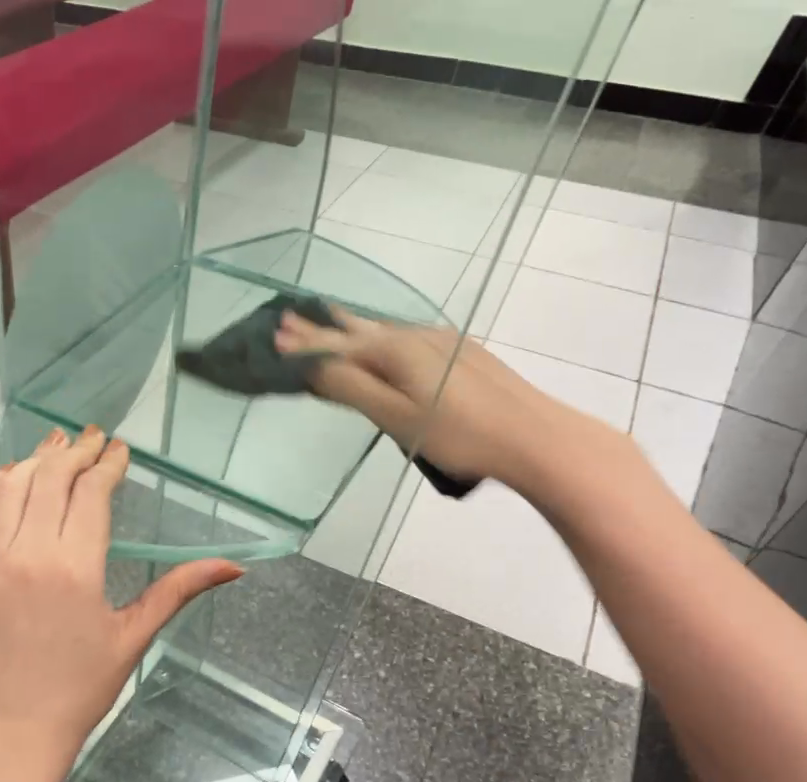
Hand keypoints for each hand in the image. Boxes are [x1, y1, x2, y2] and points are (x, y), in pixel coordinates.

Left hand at [0, 427, 243, 781]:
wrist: (19, 726)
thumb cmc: (83, 686)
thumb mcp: (134, 636)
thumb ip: (178, 590)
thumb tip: (234, 566)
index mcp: (76, 567)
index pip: (92, 492)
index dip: (109, 464)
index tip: (120, 451)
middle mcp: (30, 553)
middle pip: (52, 478)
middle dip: (76, 451)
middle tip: (94, 439)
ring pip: (11, 485)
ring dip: (35, 460)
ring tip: (57, 447)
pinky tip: (9, 476)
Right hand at [279, 307, 614, 495]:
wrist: (534, 438)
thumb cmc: (460, 435)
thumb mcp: (395, 417)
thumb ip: (351, 389)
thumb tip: (311, 367)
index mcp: (394, 351)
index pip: (335, 344)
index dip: (303, 343)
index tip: (271, 335)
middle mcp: (415, 337)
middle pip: (358, 331)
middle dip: (322, 328)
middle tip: (289, 318)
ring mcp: (442, 343)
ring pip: (384, 332)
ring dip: (351, 329)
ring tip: (329, 320)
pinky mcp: (461, 355)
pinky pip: (405, 338)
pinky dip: (379, 339)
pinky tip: (382, 343)